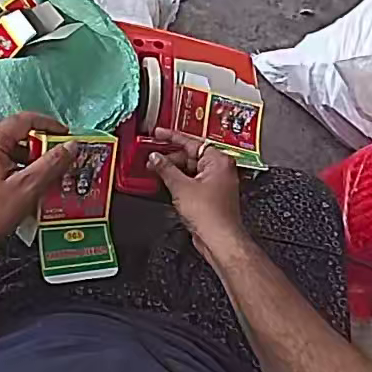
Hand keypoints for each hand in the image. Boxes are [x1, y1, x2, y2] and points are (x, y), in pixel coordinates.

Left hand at [0, 111, 79, 254]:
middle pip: (19, 135)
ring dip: (35, 160)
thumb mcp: (27, 187)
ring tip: (56, 173)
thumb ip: (51, 164)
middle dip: (44, 146)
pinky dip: (23, 170)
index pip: (24, 120)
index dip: (49, 125)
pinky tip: (38, 186)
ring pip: (14, 151)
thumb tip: (72, 145)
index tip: (68, 136)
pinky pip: (7, 164)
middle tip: (64, 157)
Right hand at [147, 126, 247, 261]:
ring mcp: (216, 183)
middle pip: (190, 156)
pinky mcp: (210, 196)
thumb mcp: (180, 186)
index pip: (191, 142)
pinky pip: (192, 182)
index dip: (172, 137)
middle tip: (152, 158)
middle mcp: (220, 170)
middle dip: (170, 158)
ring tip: (156, 171)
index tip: (159, 133)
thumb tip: (156, 158)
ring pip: (190, 170)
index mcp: (218, 161)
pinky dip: (179, 182)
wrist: (219, 238)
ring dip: (173, 171)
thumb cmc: (210, 214)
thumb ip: (165, 169)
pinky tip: (166, 184)